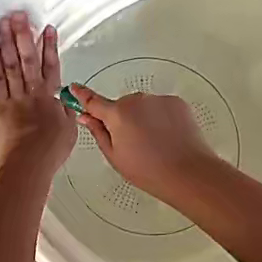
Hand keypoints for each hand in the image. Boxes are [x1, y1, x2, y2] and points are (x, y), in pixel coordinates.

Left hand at [0, 12, 74, 174]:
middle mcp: (33, 93)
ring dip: (8, 42)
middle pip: (28, 59)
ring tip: (4, 24)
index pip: (52, 67)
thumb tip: (65, 102)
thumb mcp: (69, 131)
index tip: (47, 30)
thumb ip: (66, 112)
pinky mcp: (1, 106)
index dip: (50, 47)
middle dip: (24, 35)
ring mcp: (15, 98)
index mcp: (51, 98)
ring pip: (12, 65)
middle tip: (19, 16)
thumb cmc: (50, 152)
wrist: (29, 164)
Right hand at [68, 85, 220, 201]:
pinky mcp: (176, 102)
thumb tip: (86, 117)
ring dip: (144, 119)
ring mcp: (158, 100)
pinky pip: (161, 107)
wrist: (188, 172)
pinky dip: (162, 119)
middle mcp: (137, 100)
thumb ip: (98, 132)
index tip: (74, 89)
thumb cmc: (149, 170)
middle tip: (132, 145)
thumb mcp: (115, 156)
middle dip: (123, 120)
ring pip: (143, 107)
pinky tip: (167, 138)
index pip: (93, 100)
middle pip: (122, 106)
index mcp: (117, 114)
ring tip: (154, 145)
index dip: (82, 95)